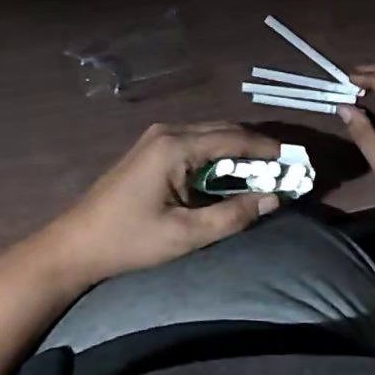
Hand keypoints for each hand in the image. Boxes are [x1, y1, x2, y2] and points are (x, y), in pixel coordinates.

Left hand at [40, 123, 281, 286]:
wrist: (77, 243)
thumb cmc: (129, 240)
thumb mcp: (186, 235)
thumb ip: (233, 215)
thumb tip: (275, 198)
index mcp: (175, 146)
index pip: (234, 138)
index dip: (268, 149)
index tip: (297, 161)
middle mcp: (167, 131)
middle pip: (224, 130)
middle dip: (257, 148)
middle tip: (286, 168)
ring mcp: (157, 137)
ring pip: (210, 135)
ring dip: (238, 151)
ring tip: (266, 172)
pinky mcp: (152, 149)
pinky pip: (195, 144)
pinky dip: (218, 155)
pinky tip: (232, 174)